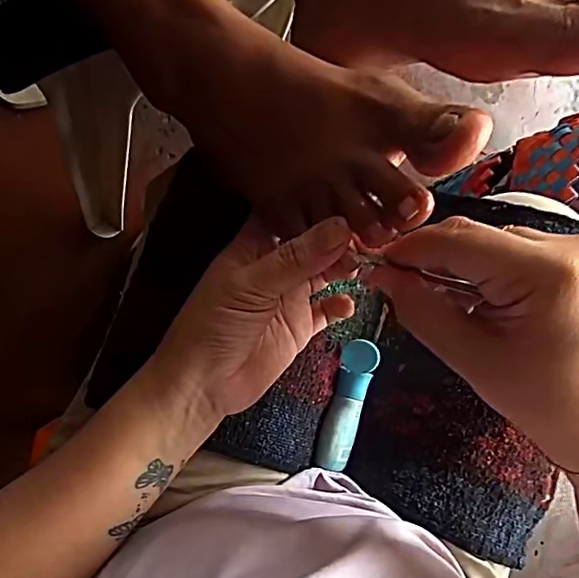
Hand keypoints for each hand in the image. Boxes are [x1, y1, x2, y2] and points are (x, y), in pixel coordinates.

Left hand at [146, 216, 359, 420]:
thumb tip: (340, 226)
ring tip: (368, 261)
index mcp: (252, 247)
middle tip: (375, 230)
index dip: (318, 202)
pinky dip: (340, 304)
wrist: (203, 384)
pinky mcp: (297, 327)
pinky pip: (326, 310)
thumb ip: (295, 258)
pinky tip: (348, 303)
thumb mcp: (251, 285)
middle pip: (314, 242)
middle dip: (341, 235)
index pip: (289, 212)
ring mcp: (286, 297)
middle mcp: (273, 268)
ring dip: (345, 266)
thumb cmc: (212, 326)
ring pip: (324, 272)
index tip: (354, 193)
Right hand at [365, 218, 578, 474]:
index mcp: (552, 272)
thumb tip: (383, 276)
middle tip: (395, 283)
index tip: (375, 264)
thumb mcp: (470, 357)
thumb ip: (421, 309)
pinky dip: (487, 269)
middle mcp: (578, 245)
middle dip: (432, 258)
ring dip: (459, 264)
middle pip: (478, 236)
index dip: (409, 249)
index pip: (460, 241)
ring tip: (438, 298)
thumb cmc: (543, 400)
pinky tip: (474, 297)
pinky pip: (517, 249)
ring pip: (494, 240)